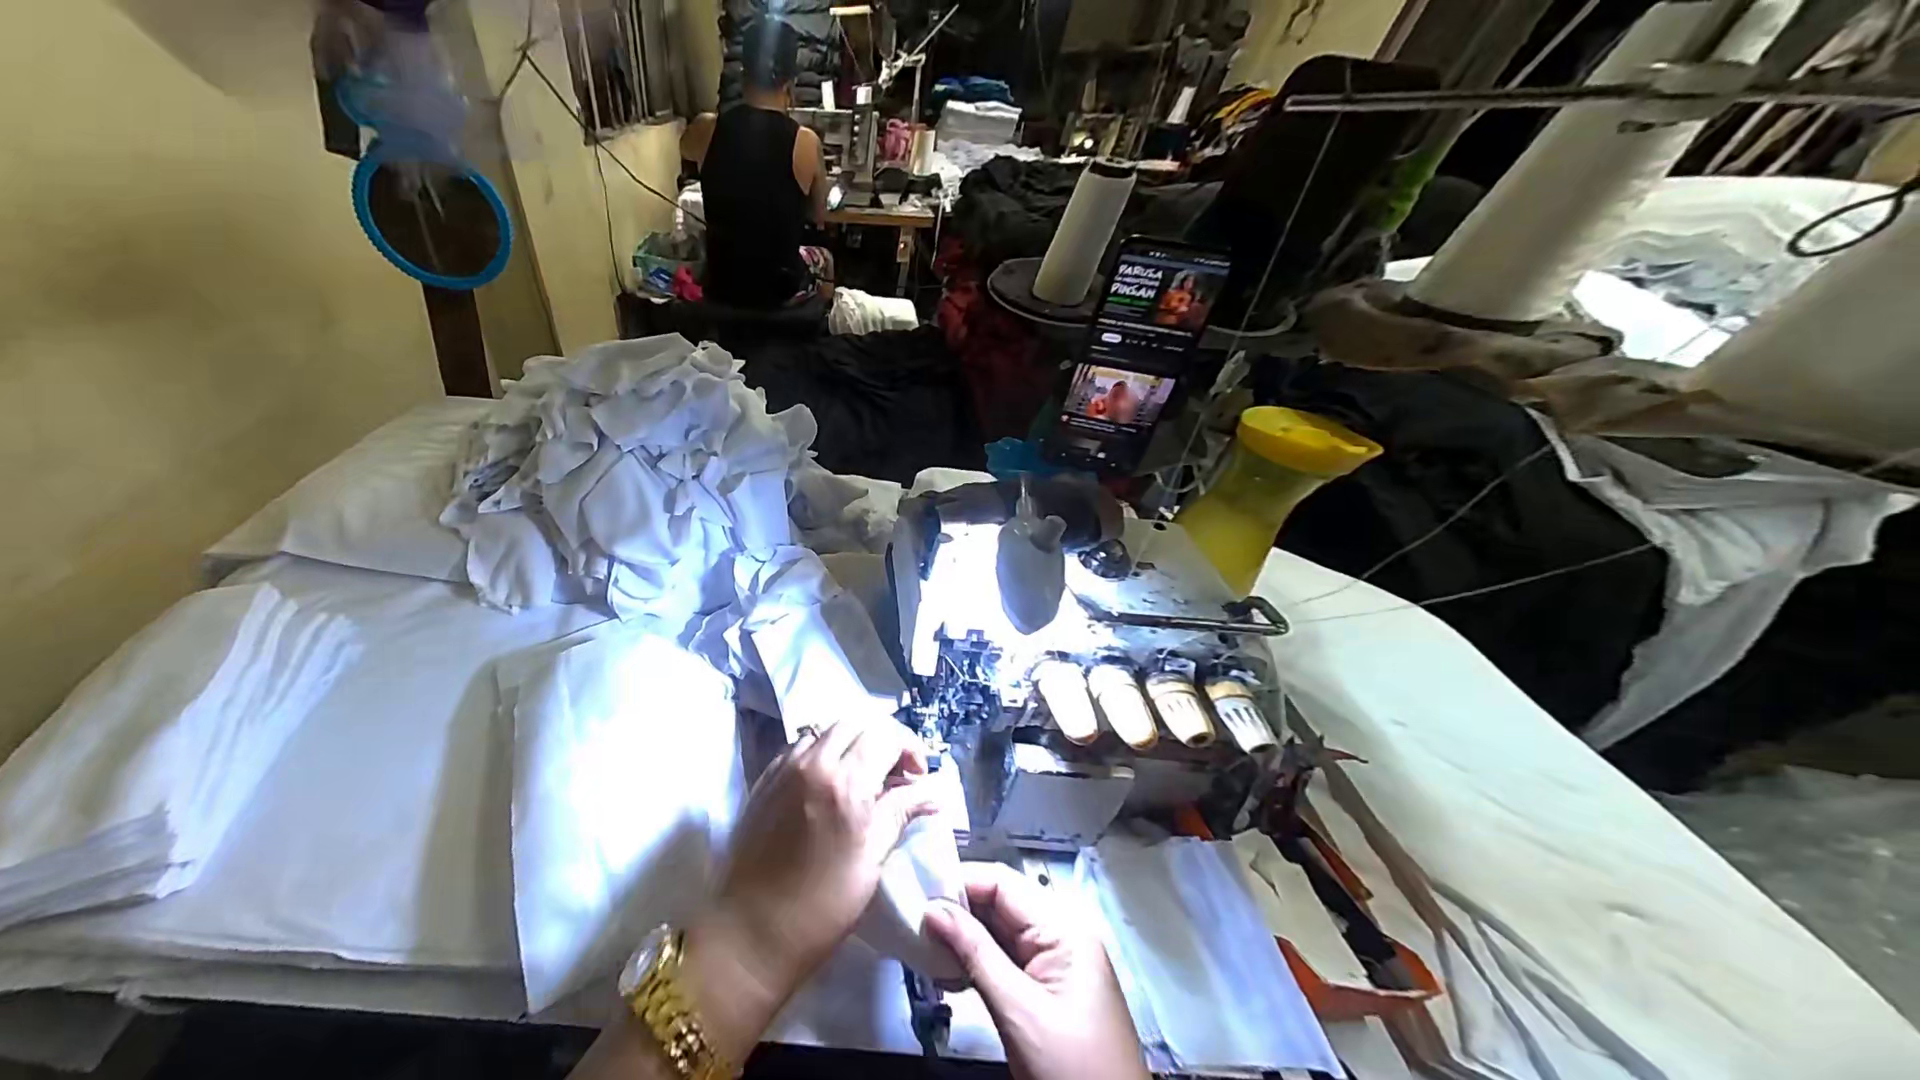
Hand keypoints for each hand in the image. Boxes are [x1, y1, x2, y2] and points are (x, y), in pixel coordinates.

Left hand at [683, 718, 939, 1057]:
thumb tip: (930, 792)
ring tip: (863, 775)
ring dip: (852, 742)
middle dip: (883, 739)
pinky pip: (800, 747)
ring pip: (826, 730)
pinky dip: (823, 751)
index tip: (918, 775)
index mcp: (845, 782)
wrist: (748, 936)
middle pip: (857, 723)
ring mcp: (783, 768)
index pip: (886, 735)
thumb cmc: (821, 906)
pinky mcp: (763, 780)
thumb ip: (900, 812)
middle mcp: (813, 763)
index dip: (910, 748)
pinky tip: (829, 783)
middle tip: (896, 772)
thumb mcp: (873, 859)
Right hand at [924, 862, 1148, 1079]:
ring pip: (998, 932)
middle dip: (957, 910)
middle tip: (914, 921)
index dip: (961, 883)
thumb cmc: (1073, 1070)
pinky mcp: (1045, 987)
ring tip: (922, 945)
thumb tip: (935, 909)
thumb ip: (975, 954)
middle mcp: (1060, 934)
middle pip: (1000, 903)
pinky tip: (947, 971)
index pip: (1003, 883)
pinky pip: (1004, 959)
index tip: (919, 893)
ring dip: (962, 938)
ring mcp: (1054, 961)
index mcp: (1063, 927)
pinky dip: (975, 962)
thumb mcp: (1019, 1010)